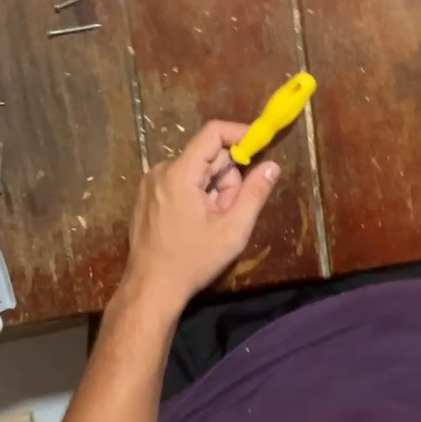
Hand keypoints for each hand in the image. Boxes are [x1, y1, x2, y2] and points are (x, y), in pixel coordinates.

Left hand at [118, 120, 280, 312]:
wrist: (150, 289)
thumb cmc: (192, 261)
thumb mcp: (232, 230)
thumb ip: (254, 193)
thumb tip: (272, 165)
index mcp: (180, 173)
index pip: (213, 132)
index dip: (239, 133)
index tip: (260, 146)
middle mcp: (162, 170)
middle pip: (207, 156)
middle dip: (227, 177)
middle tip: (230, 211)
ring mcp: (151, 182)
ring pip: (196, 170)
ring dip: (213, 189)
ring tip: (212, 223)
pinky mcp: (148, 195)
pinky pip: (181, 181)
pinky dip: (196, 194)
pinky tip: (196, 223)